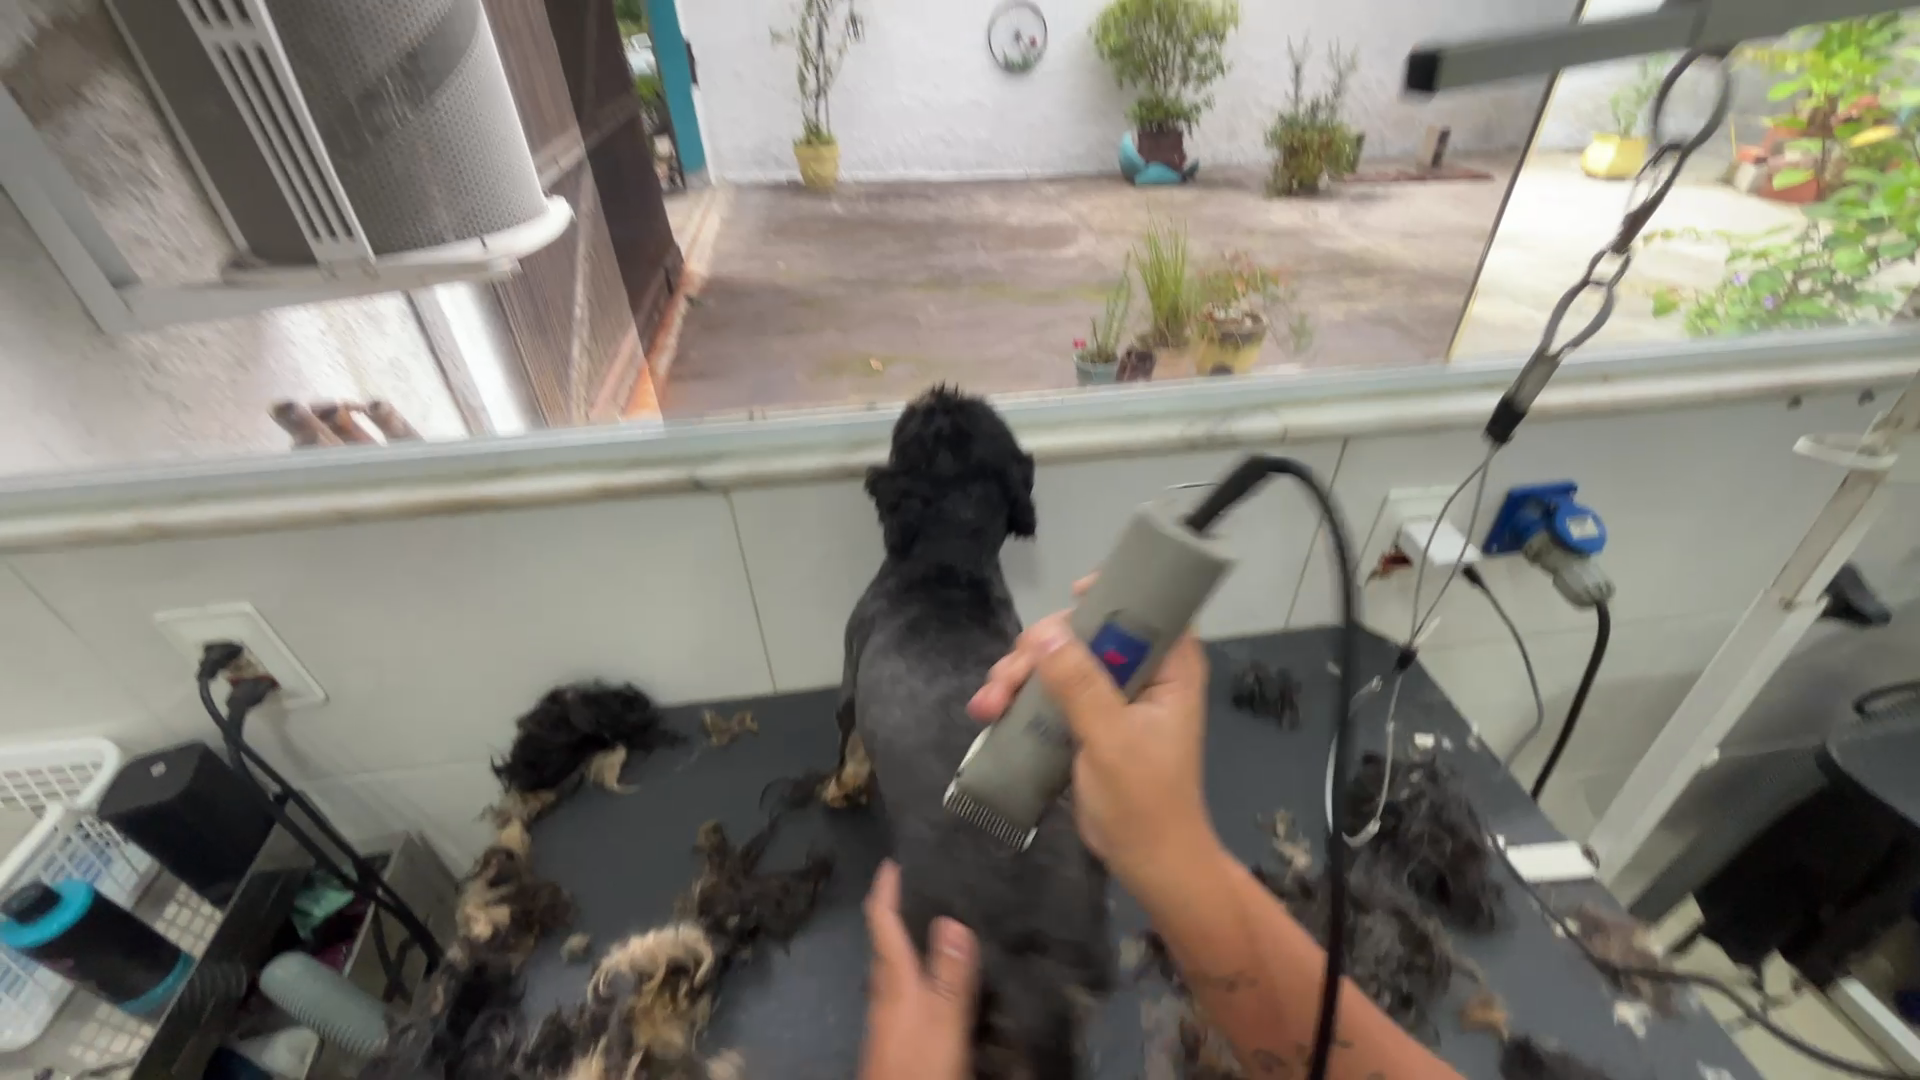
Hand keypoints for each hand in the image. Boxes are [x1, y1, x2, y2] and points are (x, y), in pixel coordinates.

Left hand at [859, 861, 979, 1079]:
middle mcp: (887, 992)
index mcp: (894, 980)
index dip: (885, 888)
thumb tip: (950, 918)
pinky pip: (909, 988)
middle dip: (901, 909)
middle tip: (928, 883)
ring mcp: (891, 1016)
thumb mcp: (942, 1023)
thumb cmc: (919, 1069)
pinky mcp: (900, 1037)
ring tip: (941, 921)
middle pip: (888, 941)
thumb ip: (949, 976)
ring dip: (912, 940)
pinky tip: (943, 978)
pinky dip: (922, 970)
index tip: (894, 859)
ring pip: (898, 965)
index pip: (881, 921)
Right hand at [967, 577, 1216, 894]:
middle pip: (1087, 632)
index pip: (1147, 606)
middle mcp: (1143, 672)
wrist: (1147, 863)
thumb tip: (1043, 633)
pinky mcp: (1090, 718)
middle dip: (1040, 650)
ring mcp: (1113, 695)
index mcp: (1169, 668)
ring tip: (987, 706)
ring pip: (1061, 661)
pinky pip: (1052, 690)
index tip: (1070, 597)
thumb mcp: (1110, 738)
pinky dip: (1022, 697)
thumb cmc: (1144, 802)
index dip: (1109, 594)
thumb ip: (1079, 683)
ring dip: (1020, 676)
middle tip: (1005, 680)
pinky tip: (990, 713)